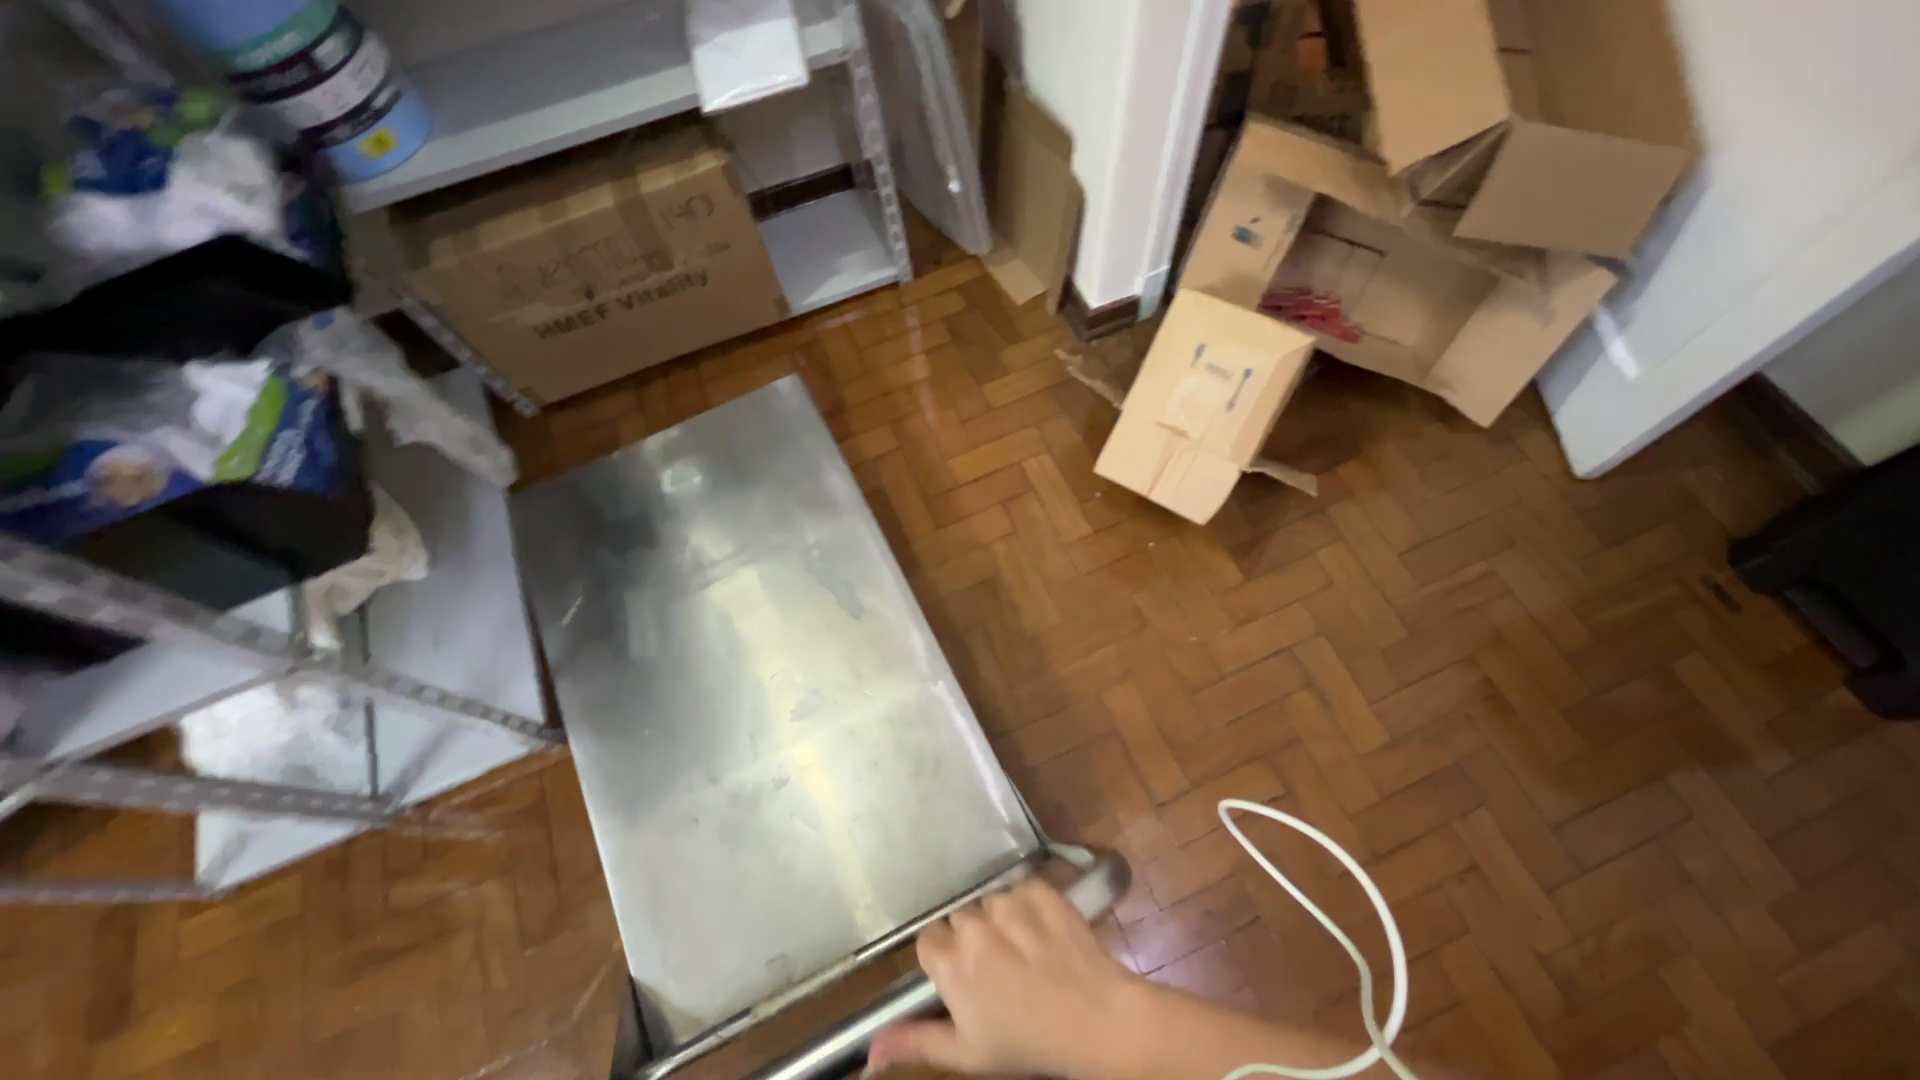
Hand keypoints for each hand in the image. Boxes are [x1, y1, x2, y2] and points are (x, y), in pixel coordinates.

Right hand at [866, 878, 1149, 1078]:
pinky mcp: (1040, 889)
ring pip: (992, 903)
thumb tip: (869, 1052)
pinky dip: (1031, 904)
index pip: (928, 940)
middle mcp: (974, 927)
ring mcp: (1009, 905)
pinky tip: (1044, 931)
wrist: (1096, 1019)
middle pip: (961, 920)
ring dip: (1003, 920)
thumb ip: (916, 1043)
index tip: (965, 976)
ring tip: (1027, 952)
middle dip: (974, 939)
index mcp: (951, 964)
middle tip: (1000, 969)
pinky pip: (1023, 888)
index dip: (946, 957)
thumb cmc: (1028, 1043)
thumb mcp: (967, 1053)